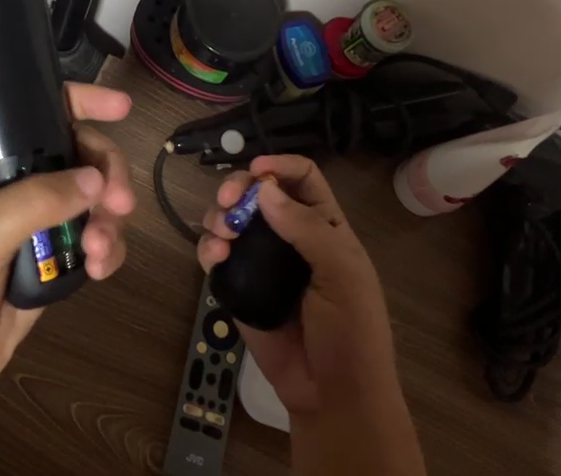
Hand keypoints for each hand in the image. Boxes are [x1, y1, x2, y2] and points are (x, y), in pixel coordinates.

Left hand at [0, 82, 136, 400]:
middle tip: (121, 204)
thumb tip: (95, 180)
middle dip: (106, 176)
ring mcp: (36, 227)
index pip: (39, 118)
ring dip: (107, 221)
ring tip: (98, 253)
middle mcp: (17, 189)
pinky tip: (98, 270)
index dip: (81, 104)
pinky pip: (92, 243)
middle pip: (79, 160)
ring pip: (92, 203)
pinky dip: (105, 251)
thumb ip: (36, 201)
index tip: (122, 107)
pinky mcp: (51, 264)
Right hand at [196, 155, 399, 416]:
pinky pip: (216, 255)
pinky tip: (214, 257)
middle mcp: (289, 235)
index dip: (280, 166)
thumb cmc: (352, 331)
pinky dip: (208, 247)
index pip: (302, 178)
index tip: (257, 170)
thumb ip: (306, 229)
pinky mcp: (238, 285)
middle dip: (239, 187)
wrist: (332, 395)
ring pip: (232, 218)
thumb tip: (264, 189)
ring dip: (220, 215)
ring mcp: (261, 260)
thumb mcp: (342, 274)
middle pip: (258, 191)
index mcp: (324, 225)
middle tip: (228, 199)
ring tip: (223, 234)